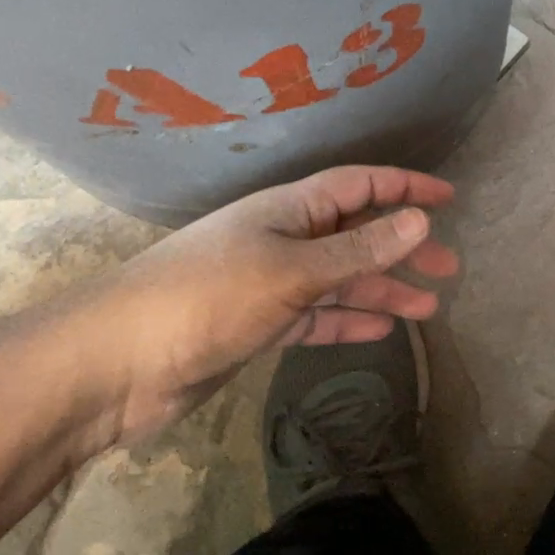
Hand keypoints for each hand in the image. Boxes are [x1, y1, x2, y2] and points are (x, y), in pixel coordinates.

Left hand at [84, 166, 458, 445]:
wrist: (105, 370)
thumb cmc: (204, 298)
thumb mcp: (292, 270)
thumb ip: (360, 248)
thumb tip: (421, 218)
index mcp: (289, 209)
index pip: (361, 184)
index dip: (406, 187)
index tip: (449, 198)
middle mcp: (284, 238)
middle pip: (358, 234)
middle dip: (403, 248)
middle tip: (448, 267)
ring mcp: (269, 283)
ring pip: (341, 279)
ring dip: (383, 290)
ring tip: (427, 308)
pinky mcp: (256, 325)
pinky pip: (317, 316)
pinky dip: (347, 322)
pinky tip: (379, 331)